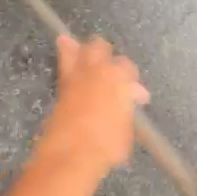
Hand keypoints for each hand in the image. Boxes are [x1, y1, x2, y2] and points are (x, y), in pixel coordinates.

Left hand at [39, 36, 149, 171]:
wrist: (73, 152)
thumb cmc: (107, 144)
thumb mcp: (126, 129)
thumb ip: (126, 110)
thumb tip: (128, 101)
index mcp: (120, 80)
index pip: (127, 67)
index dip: (131, 78)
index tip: (134, 93)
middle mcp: (99, 71)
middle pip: (101, 48)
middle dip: (106, 54)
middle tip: (108, 66)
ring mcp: (78, 76)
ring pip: (79, 48)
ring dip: (82, 47)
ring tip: (80, 44)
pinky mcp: (62, 85)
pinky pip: (65, 61)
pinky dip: (66, 52)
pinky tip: (64, 43)